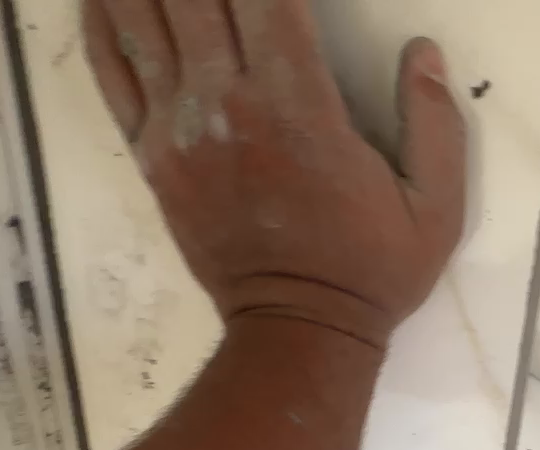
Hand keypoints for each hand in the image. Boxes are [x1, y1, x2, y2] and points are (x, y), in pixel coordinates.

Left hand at [83, 0, 466, 349]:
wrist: (304, 328)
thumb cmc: (376, 272)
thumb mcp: (438, 214)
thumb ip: (437, 130)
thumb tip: (425, 53)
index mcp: (301, 110)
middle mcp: (228, 101)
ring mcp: (177, 124)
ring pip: (138, 7)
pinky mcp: (150, 150)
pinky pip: (107, 59)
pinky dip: (102, 10)